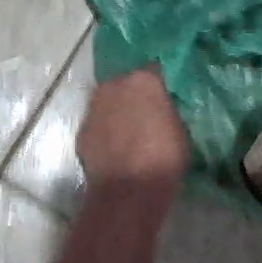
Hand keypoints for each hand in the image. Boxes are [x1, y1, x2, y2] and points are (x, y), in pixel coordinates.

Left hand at [77, 69, 189, 188]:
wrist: (127, 191)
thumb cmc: (164, 158)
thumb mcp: (179, 129)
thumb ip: (166, 110)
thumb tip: (160, 108)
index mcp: (143, 81)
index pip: (153, 71)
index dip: (158, 84)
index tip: (164, 95)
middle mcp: (114, 85)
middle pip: (125, 83)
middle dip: (133, 95)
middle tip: (145, 113)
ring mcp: (94, 106)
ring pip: (108, 102)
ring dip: (116, 111)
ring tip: (128, 131)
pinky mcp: (81, 129)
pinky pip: (97, 123)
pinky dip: (104, 130)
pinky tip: (114, 147)